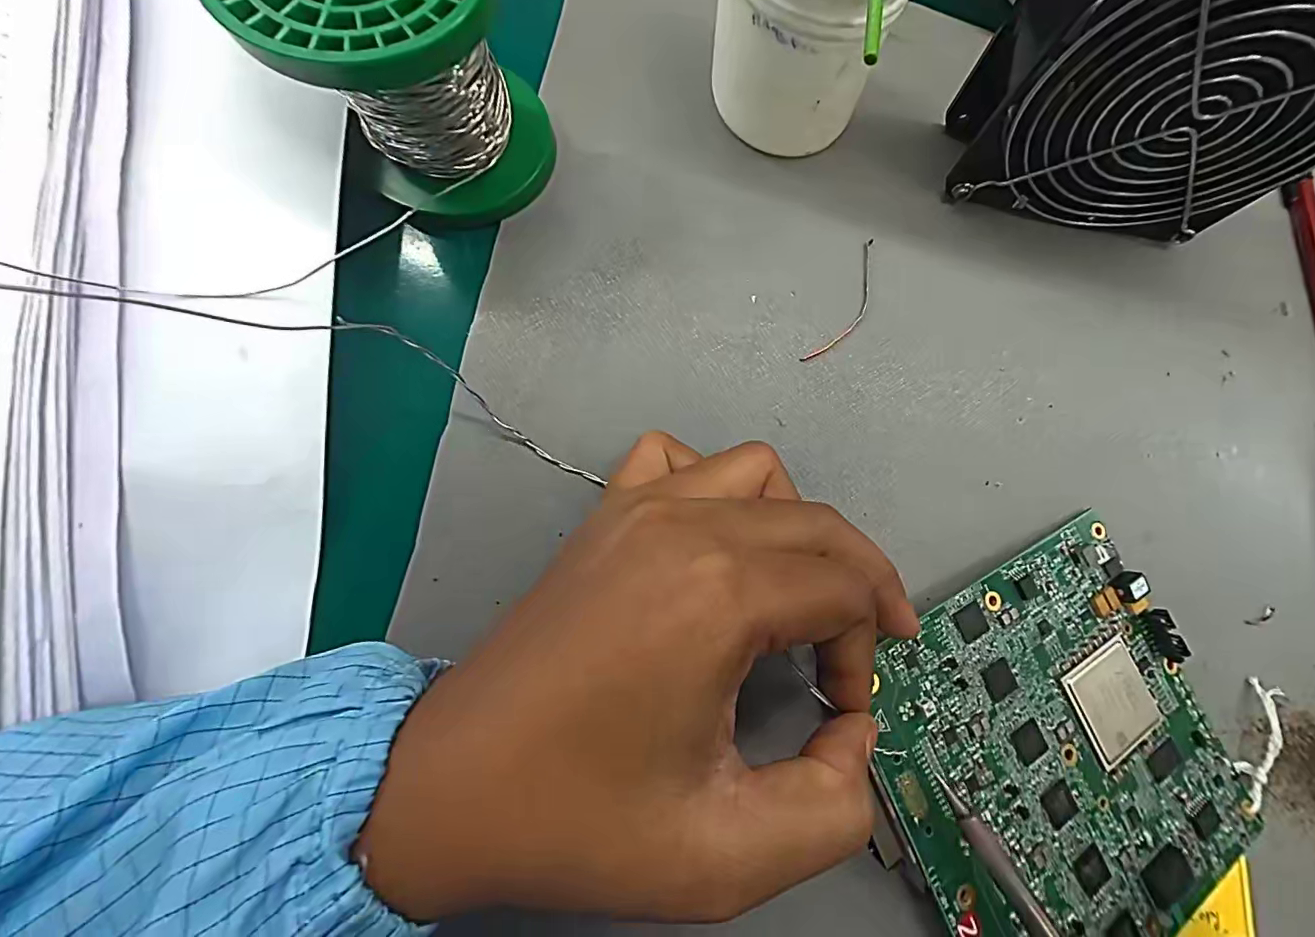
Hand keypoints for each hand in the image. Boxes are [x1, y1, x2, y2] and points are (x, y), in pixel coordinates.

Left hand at [358, 433, 918, 921]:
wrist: (451, 786)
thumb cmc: (581, 818)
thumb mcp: (725, 856)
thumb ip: (833, 807)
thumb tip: (854, 730)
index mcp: (720, 595)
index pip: (843, 590)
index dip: (863, 651)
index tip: (841, 710)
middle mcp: (688, 528)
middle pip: (820, 525)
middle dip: (859, 585)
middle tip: (855, 650)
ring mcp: (642, 507)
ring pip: (761, 473)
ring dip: (800, 527)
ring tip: (793, 590)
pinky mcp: (608, 512)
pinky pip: (679, 459)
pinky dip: (715, 485)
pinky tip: (715, 539)